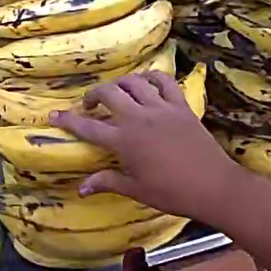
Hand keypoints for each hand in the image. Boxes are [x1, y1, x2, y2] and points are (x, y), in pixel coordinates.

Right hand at [48, 71, 254, 223]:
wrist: (216, 187)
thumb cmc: (173, 193)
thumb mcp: (136, 190)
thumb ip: (107, 182)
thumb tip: (81, 188)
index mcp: (124, 141)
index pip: (87, 126)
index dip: (67, 120)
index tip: (53, 115)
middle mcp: (139, 119)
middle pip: (108, 93)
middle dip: (93, 95)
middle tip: (90, 104)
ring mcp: (162, 109)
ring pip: (134, 82)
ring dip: (120, 83)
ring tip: (116, 91)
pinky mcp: (181, 107)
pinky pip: (165, 82)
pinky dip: (153, 78)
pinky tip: (146, 83)